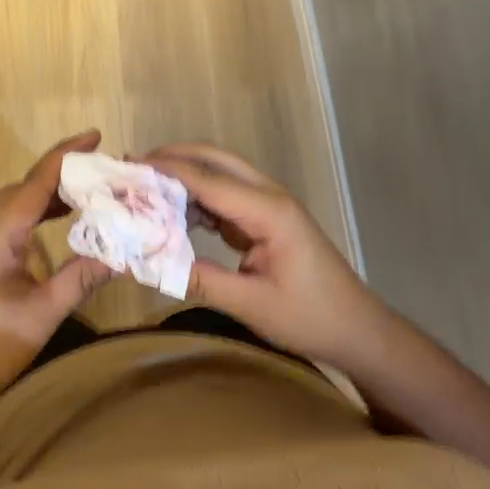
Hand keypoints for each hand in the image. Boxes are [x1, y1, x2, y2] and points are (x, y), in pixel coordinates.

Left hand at [0, 131, 114, 422]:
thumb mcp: (42, 313)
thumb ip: (81, 276)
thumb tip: (123, 251)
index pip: (35, 182)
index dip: (67, 156)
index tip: (96, 135)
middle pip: (25, 186)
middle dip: (66, 173)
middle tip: (108, 170)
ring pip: (15, 198)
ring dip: (50, 191)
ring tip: (93, 187)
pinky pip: (5, 214)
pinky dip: (34, 209)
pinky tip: (61, 212)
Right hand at [146, 143, 382, 367]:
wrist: (359, 331)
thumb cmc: (311, 317)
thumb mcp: (252, 304)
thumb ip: (201, 280)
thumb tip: (149, 264)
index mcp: (268, 210)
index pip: (208, 178)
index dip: (167, 170)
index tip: (129, 167)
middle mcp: (268, 196)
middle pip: (216, 160)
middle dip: (174, 157)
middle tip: (133, 166)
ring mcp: (268, 206)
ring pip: (220, 174)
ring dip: (184, 175)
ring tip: (144, 187)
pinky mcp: (265, 221)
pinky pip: (225, 196)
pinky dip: (197, 198)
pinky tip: (172, 213)